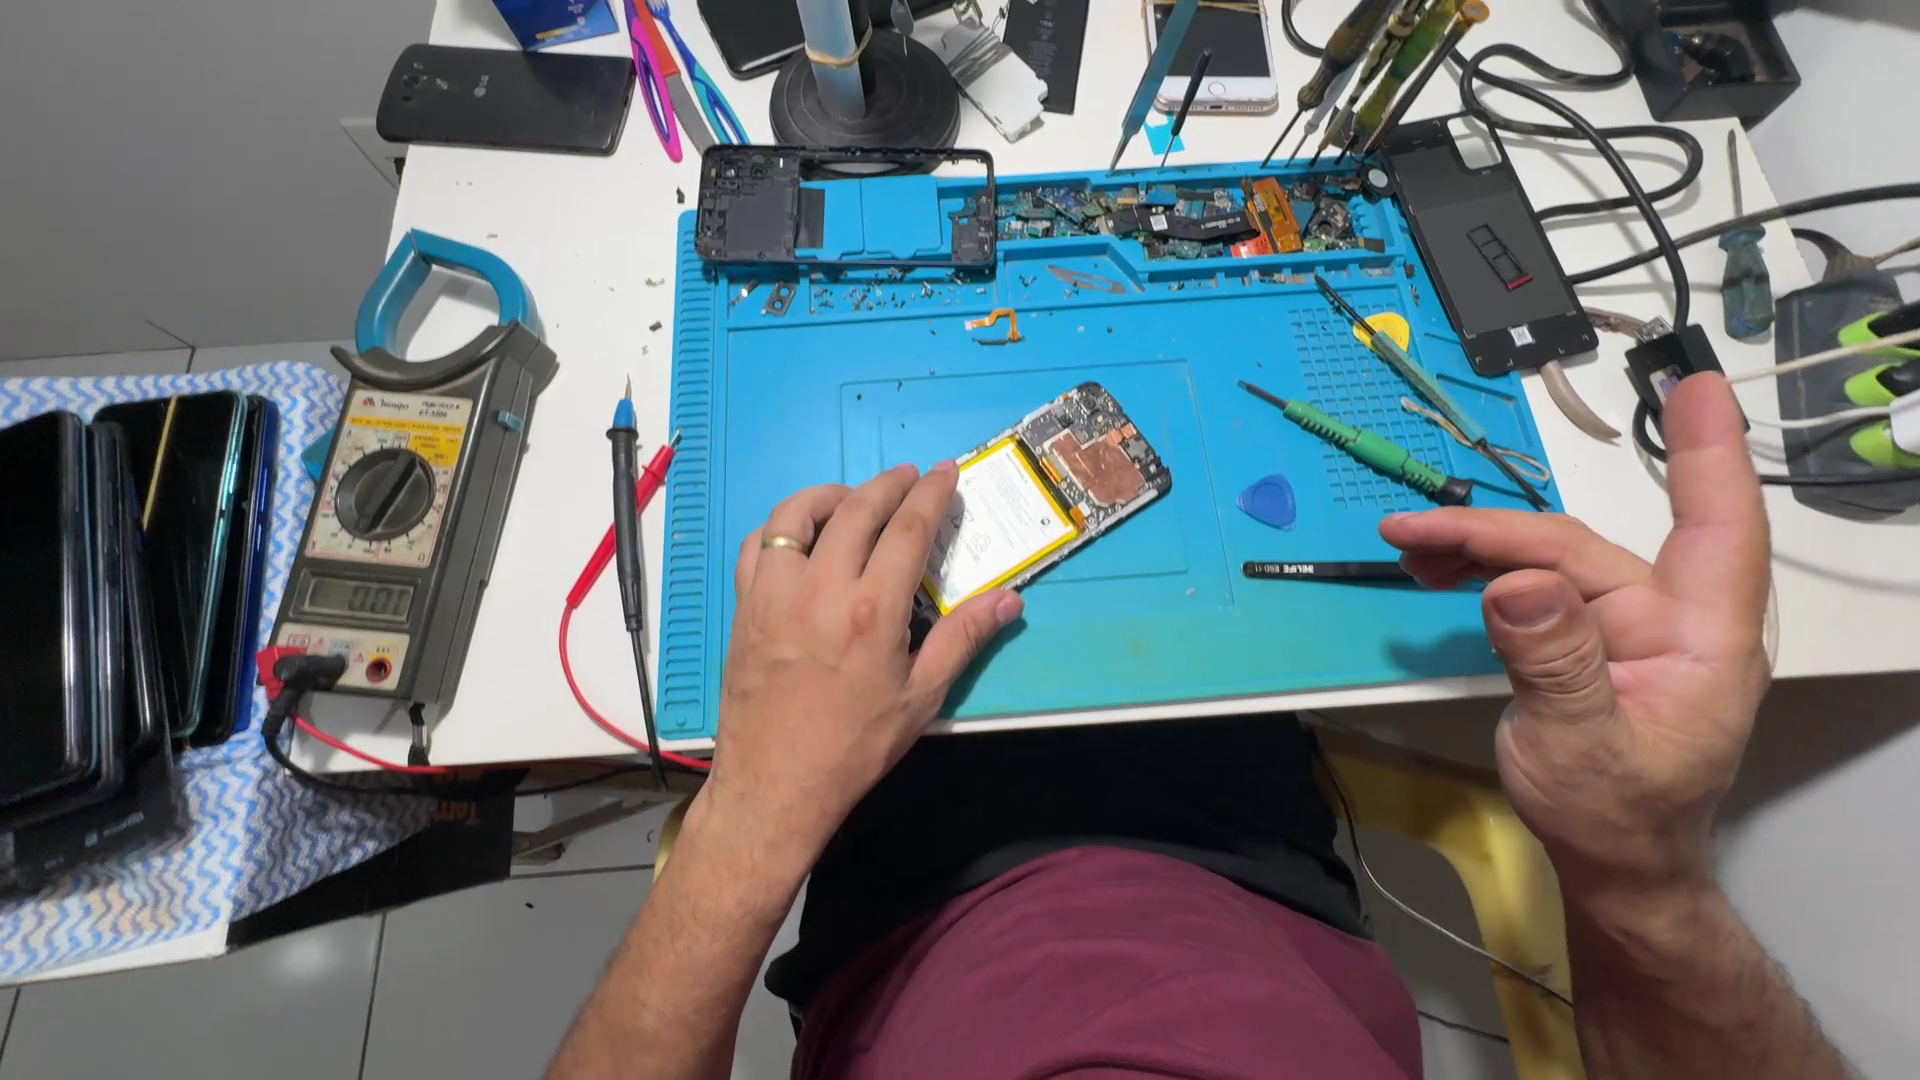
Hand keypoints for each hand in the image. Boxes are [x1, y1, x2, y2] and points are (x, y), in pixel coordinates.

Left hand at [703, 462, 1023, 852]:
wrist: (775, 786)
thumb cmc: (855, 746)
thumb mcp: (922, 698)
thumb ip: (964, 638)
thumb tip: (1010, 598)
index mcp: (871, 610)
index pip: (907, 530)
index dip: (931, 494)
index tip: (945, 472)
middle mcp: (820, 589)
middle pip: (857, 510)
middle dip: (889, 483)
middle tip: (911, 475)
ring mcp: (774, 594)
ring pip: (796, 515)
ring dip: (832, 494)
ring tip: (856, 497)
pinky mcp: (744, 607)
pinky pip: (758, 546)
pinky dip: (784, 526)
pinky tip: (803, 536)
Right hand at [1380, 374, 1770, 897]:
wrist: (1607, 854)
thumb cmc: (1610, 808)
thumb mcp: (1577, 744)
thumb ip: (1555, 662)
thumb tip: (1515, 582)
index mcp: (1693, 638)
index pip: (1713, 531)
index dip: (1705, 456)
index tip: (1690, 389)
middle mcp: (1663, 617)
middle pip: (1575, 546)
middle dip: (1489, 531)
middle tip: (1407, 533)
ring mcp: (1622, 624)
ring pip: (1546, 558)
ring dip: (1475, 547)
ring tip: (1409, 551)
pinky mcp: (1583, 634)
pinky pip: (1530, 583)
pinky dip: (1481, 570)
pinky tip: (1439, 573)